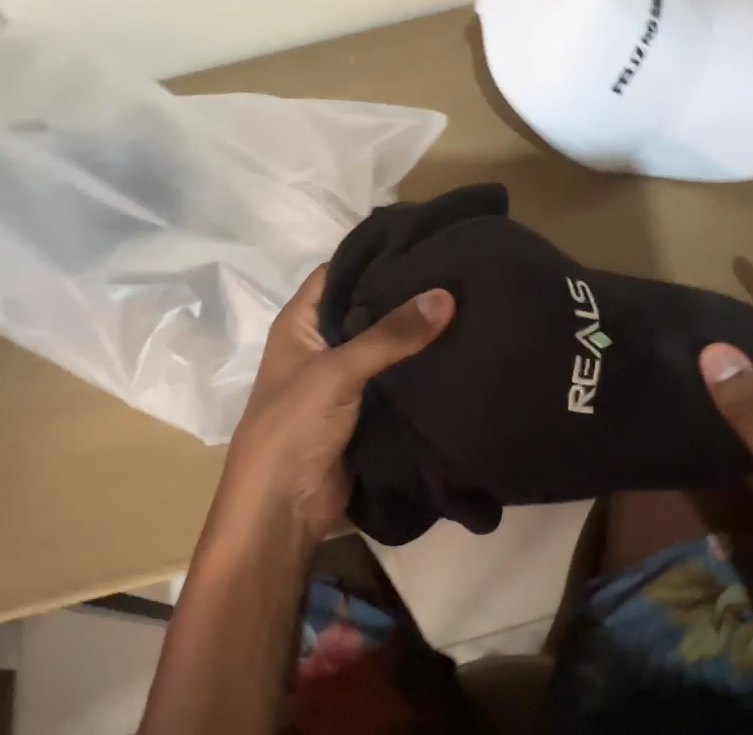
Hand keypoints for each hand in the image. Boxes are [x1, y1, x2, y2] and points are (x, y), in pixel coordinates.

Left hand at [215, 264, 454, 547]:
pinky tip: (456, 353)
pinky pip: (395, 381)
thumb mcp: (338, 371)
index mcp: (300, 323)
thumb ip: (390, 335)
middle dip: (403, 296)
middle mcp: (320, 344)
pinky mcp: (364, 411)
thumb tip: (446, 294)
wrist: (283, 508)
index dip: (374, 258)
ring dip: (415, 335)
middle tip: (457, 274)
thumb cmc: (293, 425)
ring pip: (384, 346)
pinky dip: (419, 370)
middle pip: (365, 308)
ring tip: (468, 307)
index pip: (338, 273)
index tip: (422, 244)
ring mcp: (342, 379)